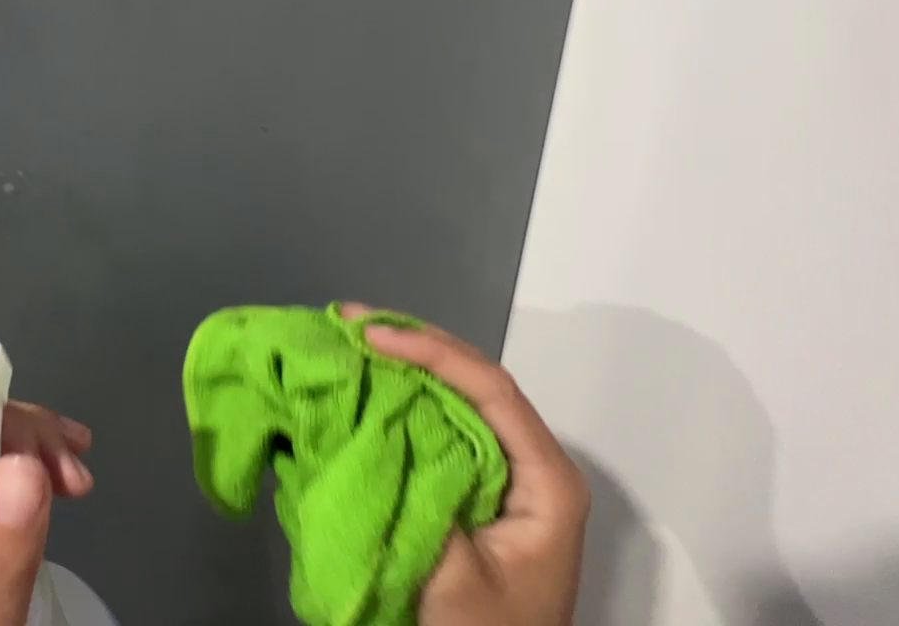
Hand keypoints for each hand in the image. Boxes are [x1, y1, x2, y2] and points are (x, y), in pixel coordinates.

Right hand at [343, 304, 589, 625]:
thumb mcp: (455, 578)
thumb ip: (421, 497)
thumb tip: (370, 425)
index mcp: (545, 480)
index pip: (493, 390)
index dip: (432, 352)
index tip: (371, 336)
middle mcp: (530, 459)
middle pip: (477, 377)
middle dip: (416, 340)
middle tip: (353, 319)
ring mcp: (503, 466)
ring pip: (458, 391)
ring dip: (408, 358)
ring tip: (356, 334)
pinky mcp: (474, 477)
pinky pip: (442, 417)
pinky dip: (404, 388)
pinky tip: (371, 374)